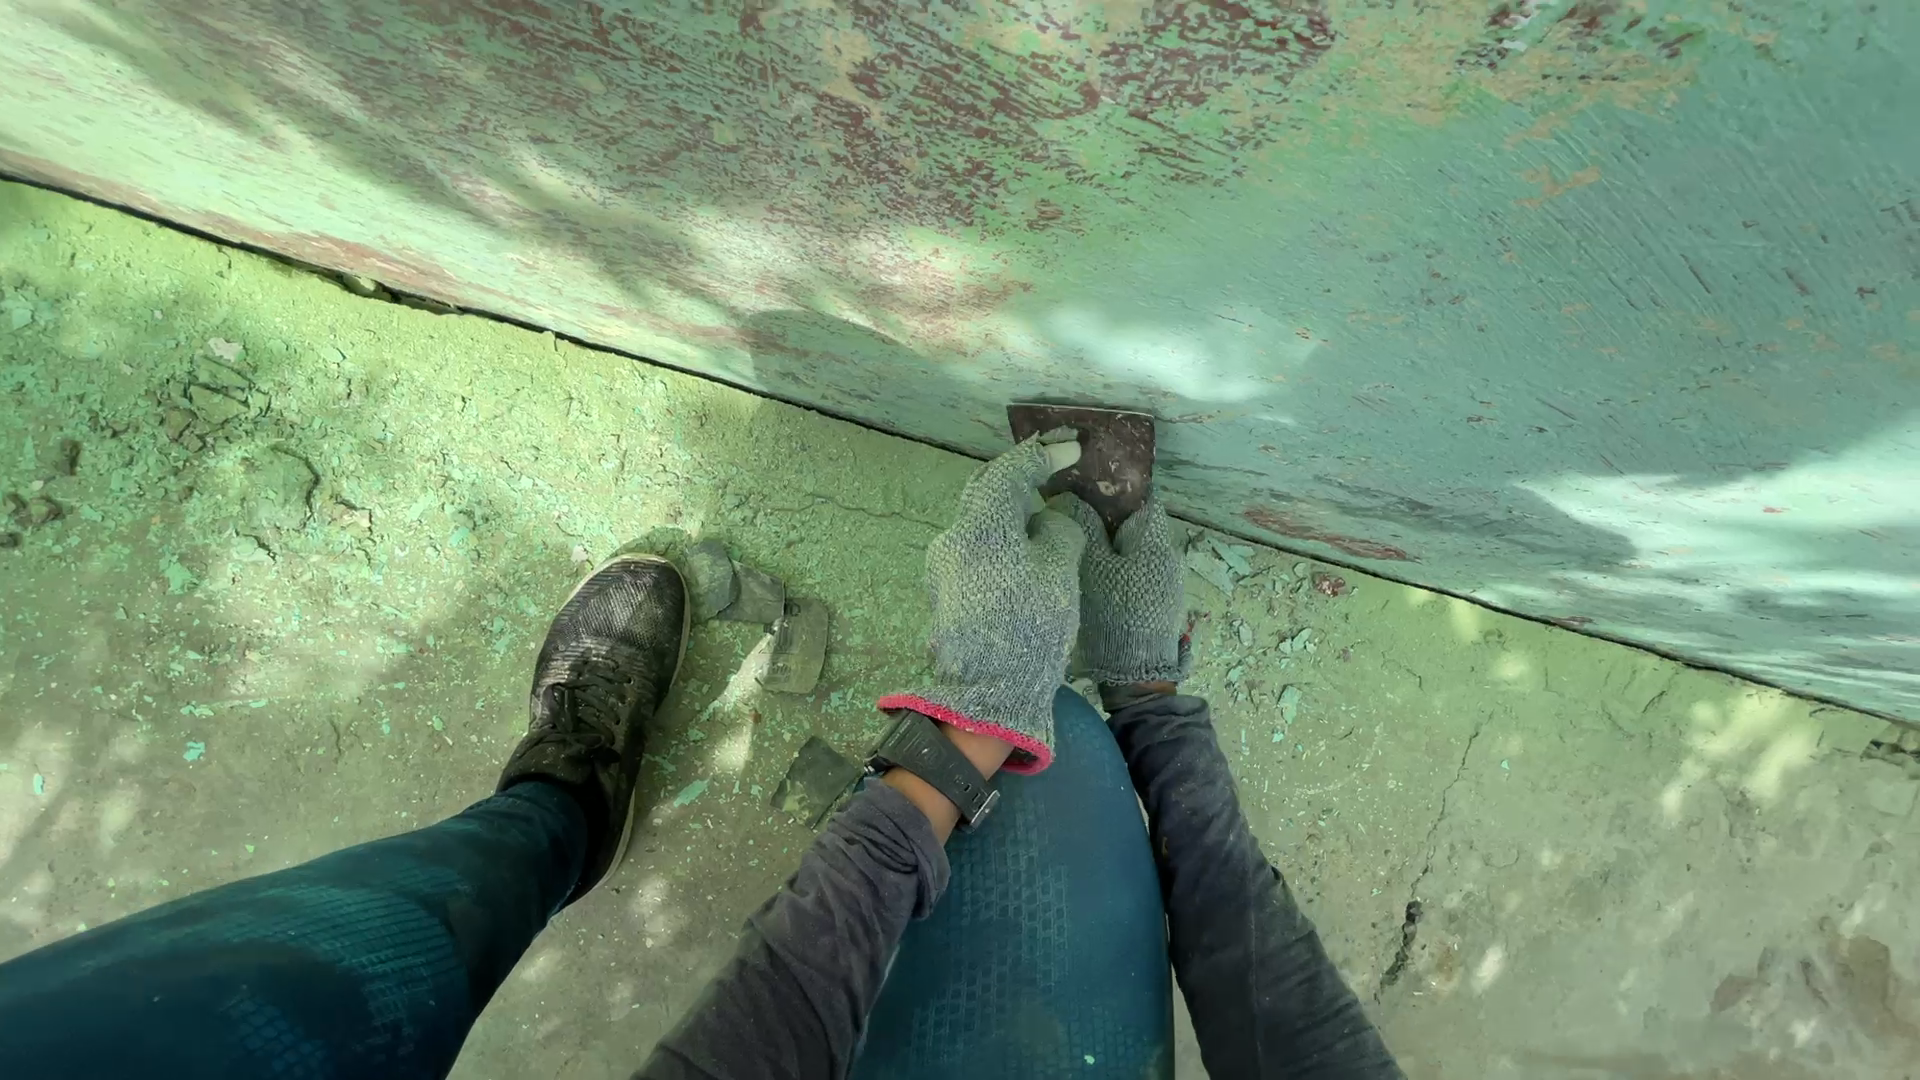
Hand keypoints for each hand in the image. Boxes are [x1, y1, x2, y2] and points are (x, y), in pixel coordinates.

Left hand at [877, 436, 1085, 772]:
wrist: (989, 690)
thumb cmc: (1031, 623)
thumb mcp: (1059, 569)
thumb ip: (1055, 531)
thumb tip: (1043, 521)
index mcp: (981, 525)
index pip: (1010, 473)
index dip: (1043, 456)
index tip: (1071, 449)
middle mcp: (953, 538)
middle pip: (986, 491)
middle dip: (1018, 478)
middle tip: (1049, 470)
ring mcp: (943, 566)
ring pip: (980, 523)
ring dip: (1009, 513)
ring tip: (1042, 515)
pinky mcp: (945, 590)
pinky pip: (977, 549)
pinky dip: (1001, 540)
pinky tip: (1023, 551)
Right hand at [1054, 491, 1190, 691]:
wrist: (1136, 672)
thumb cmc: (1114, 612)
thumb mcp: (1092, 565)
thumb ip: (1085, 526)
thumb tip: (1073, 497)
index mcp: (1156, 538)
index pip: (1142, 497)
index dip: (1114, 491)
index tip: (1086, 492)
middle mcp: (1169, 554)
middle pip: (1137, 524)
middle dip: (1108, 520)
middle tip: (1074, 521)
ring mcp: (1168, 580)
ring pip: (1136, 549)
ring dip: (1112, 546)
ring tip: (1080, 548)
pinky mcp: (1161, 601)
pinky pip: (1138, 570)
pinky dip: (1119, 567)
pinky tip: (1097, 576)